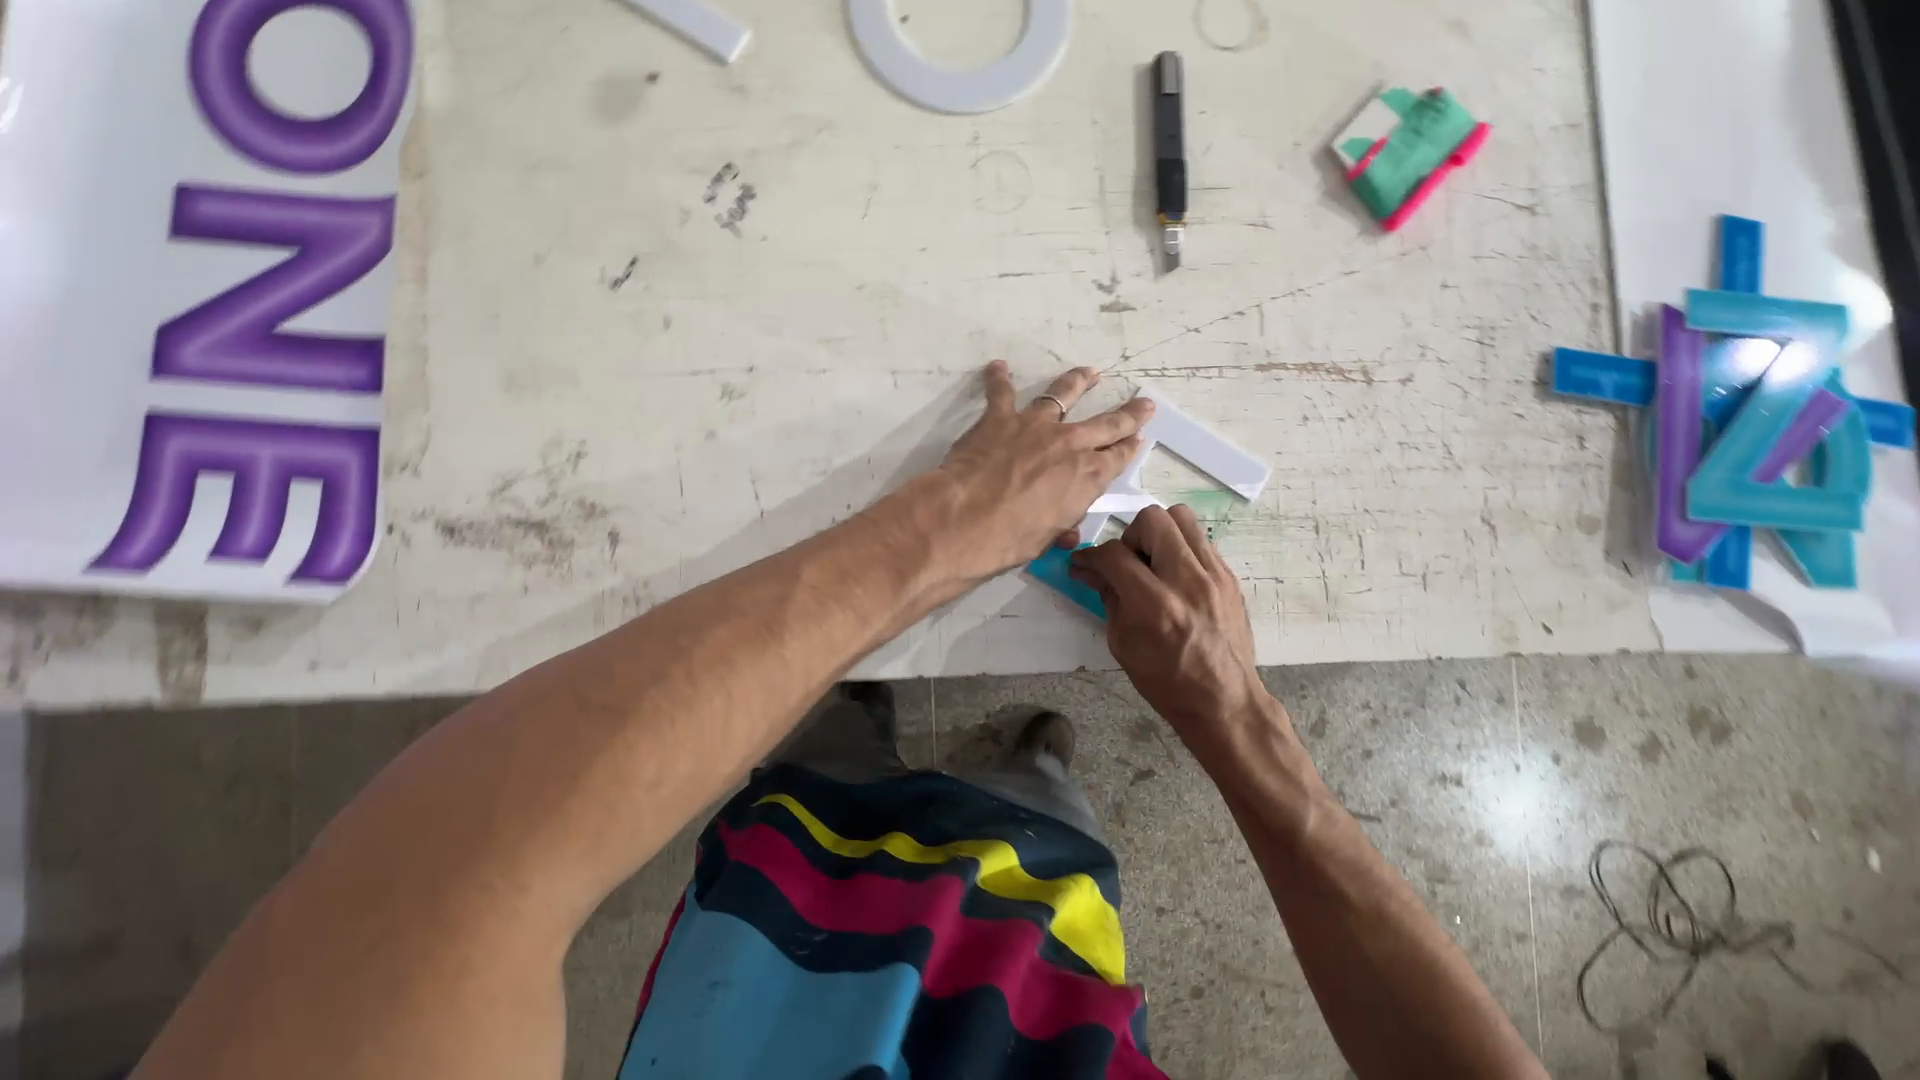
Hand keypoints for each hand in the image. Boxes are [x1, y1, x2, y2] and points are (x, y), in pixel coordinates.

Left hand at [935, 361, 1153, 577]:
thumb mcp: (1049, 537)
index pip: (1118, 457)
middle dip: (1129, 414)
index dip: (1130, 448)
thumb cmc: (1012, 538)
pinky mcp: (1000, 418)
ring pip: (1063, 394)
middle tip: (1143, 403)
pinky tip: (998, 366)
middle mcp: (1070, 443)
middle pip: (1107, 423)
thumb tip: (1067, 531)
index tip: (1139, 438)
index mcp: (1088, 476)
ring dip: (1078, 381)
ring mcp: (1035, 425)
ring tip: (1089, 372)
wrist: (967, 518)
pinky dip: (999, 378)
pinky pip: (1001, 391)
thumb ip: (1063, 523)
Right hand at [1070, 505, 1284, 763]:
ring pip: (1182, 517)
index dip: (1091, 556)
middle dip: (1131, 535)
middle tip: (1129, 562)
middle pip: (1152, 519)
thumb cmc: (1166, 681)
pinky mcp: (1229, 576)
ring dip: (1160, 533)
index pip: (1114, 554)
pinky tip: (1175, 576)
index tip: (1085, 564)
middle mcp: (1187, 580)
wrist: (1224, 700)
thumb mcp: (1123, 643)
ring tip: (1154, 562)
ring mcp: (1214, 574)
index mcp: (1154, 604)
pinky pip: (1201, 540)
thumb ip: (1108, 597)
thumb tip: (1089, 570)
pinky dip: (1181, 548)